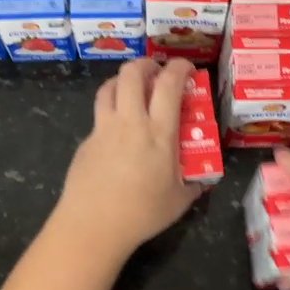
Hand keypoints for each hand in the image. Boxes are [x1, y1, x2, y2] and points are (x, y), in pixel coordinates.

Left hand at [52, 57, 201, 257]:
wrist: (93, 225)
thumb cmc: (142, 213)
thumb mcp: (179, 201)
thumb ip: (193, 184)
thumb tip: (203, 179)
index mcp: (158, 133)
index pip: (169, 84)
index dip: (179, 68)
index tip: (187, 67)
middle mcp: (130, 122)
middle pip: (132, 74)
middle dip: (146, 64)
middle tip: (156, 72)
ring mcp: (103, 130)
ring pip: (109, 88)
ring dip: (122, 81)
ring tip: (131, 89)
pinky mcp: (86, 142)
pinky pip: (98, 115)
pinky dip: (109, 110)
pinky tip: (116, 130)